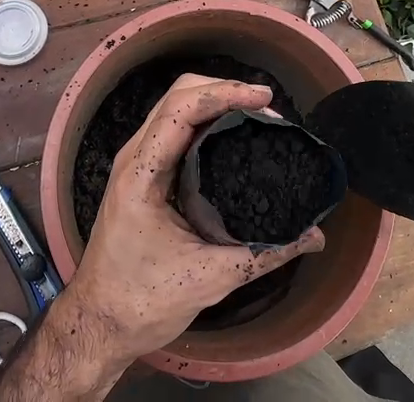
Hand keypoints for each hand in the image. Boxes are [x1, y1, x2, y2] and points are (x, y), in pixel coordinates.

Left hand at [66, 74, 324, 363]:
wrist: (99, 323)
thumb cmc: (142, 301)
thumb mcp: (209, 278)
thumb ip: (264, 253)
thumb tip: (314, 237)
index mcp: (142, 173)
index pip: (181, 110)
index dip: (225, 94)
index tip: (265, 98)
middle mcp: (135, 156)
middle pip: (178, 95)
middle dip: (224, 89)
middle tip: (266, 105)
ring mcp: (137, 161)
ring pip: (176, 106)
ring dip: (216, 100)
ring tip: (257, 113)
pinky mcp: (144, 172)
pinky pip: (175, 127)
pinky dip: (206, 119)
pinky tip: (233, 132)